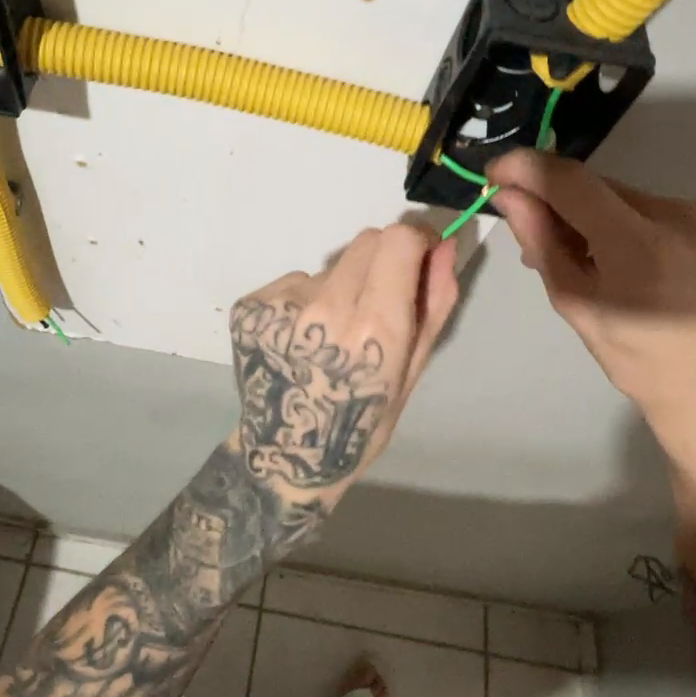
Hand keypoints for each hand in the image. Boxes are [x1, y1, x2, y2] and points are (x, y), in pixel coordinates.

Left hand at [227, 223, 459, 532]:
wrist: (284, 455)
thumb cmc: (361, 423)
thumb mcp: (412, 372)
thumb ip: (433, 303)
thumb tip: (444, 246)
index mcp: (373, 330)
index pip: (398, 241)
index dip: (415, 241)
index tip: (418, 257)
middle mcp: (324, 308)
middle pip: (366, 242)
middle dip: (382, 262)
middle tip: (376, 304)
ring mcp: (281, 305)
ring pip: (330, 266)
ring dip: (341, 287)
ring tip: (330, 338)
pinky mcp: (251, 305)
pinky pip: (295, 282)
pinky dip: (305, 302)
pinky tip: (300, 341)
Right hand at [488, 150, 695, 477]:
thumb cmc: (635, 357)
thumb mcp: (574, 302)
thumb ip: (540, 241)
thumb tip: (507, 193)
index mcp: (641, 247)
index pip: (572, 182)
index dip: (528, 168)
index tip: (496, 171)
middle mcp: (683, 216)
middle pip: (600, 188)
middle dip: (563, 204)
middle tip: (541, 239)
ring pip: (628, 196)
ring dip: (600, 216)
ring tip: (595, 259)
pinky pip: (660, 205)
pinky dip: (636, 222)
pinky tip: (638, 258)